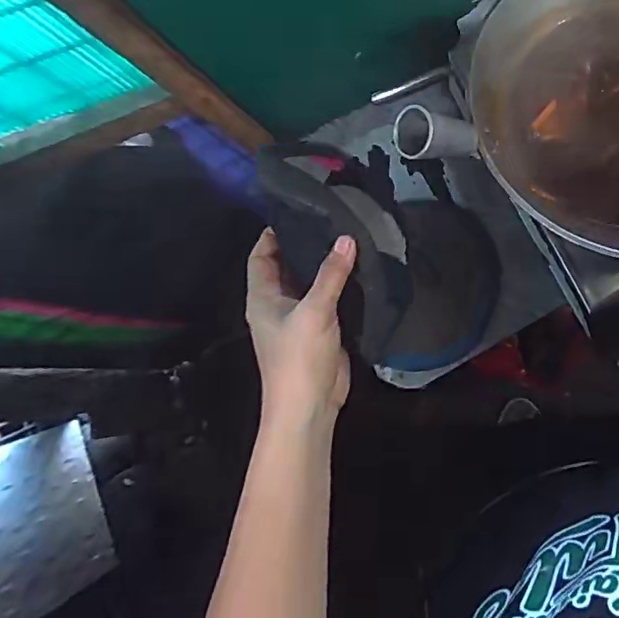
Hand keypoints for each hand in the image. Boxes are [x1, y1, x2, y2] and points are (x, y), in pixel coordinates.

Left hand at [245, 229, 353, 429]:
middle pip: (286, 266)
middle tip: (330, 218)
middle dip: (303, 244)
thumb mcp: (315, 310)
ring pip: (309, 282)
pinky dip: (338, 284)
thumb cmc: (298, 357)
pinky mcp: (320, 330)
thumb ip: (331, 273)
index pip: (261, 257)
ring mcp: (299, 318)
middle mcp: (277, 305)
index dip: (272, 234)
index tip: (294, 210)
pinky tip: (358, 269)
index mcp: (262, 298)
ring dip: (323, 264)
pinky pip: (327, 299)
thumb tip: (346, 237)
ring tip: (348, 236)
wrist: (309, 407)